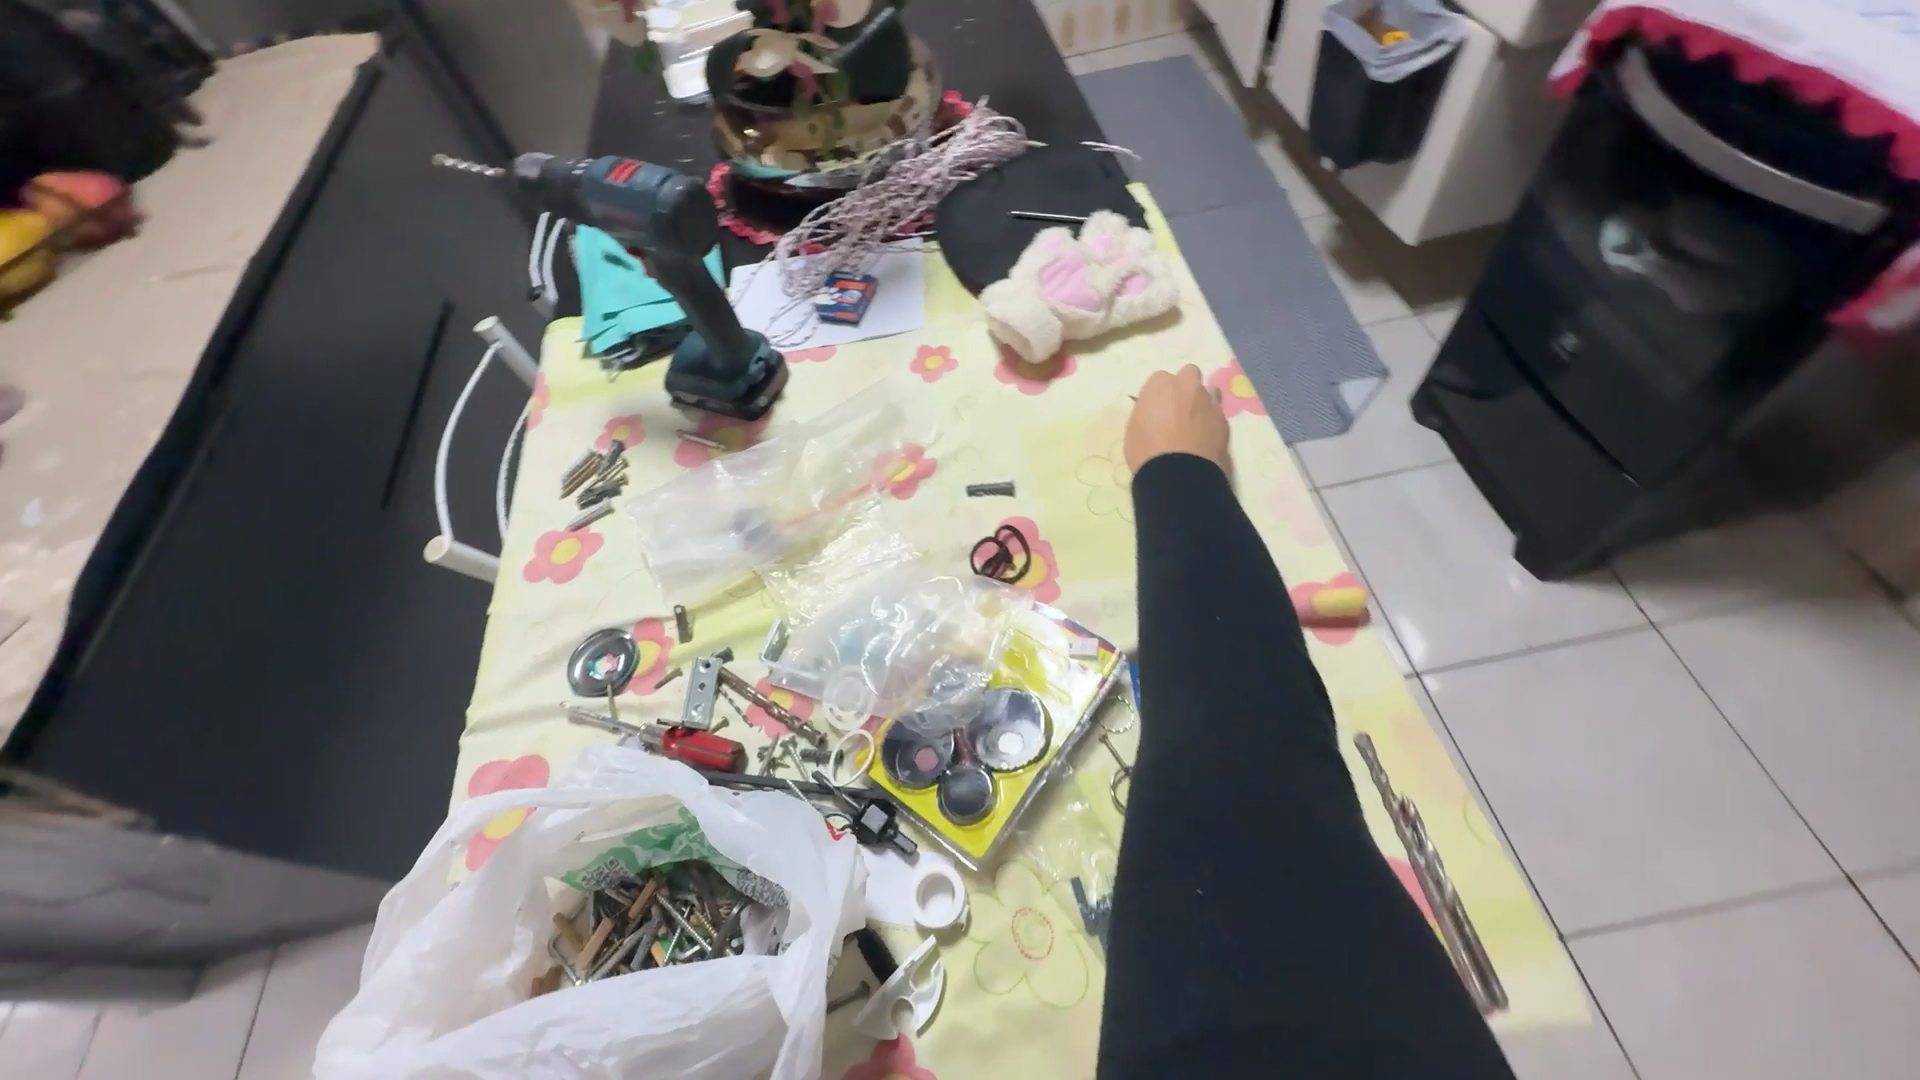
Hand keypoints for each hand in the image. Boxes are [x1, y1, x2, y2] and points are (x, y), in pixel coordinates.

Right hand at [1125, 364, 1229, 473]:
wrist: (1178, 474)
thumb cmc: (1146, 450)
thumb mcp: (1135, 427)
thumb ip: (1148, 411)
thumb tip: (1157, 412)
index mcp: (1161, 384)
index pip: (1160, 379)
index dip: (1158, 394)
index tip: (1155, 409)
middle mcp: (1188, 386)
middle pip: (1189, 373)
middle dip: (1185, 386)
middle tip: (1178, 408)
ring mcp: (1210, 402)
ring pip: (1210, 390)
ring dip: (1203, 400)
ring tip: (1195, 422)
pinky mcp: (1225, 422)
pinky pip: (1218, 414)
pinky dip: (1212, 422)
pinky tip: (1205, 438)